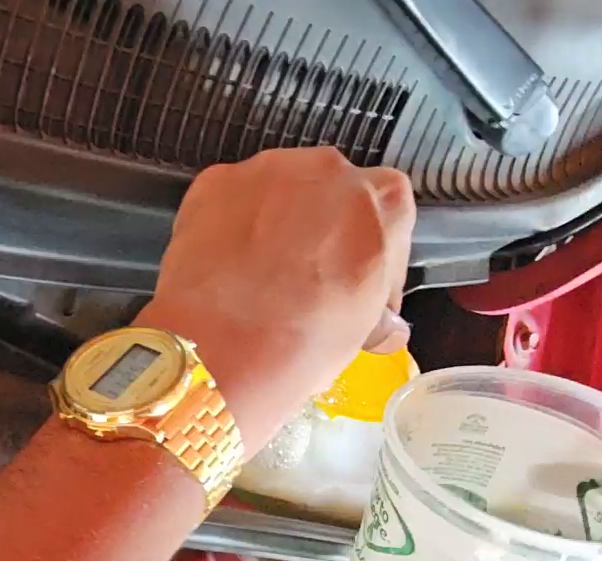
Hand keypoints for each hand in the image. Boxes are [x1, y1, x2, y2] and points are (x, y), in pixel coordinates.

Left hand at [136, 148, 415, 451]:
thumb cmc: (298, 348)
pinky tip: (221, 269)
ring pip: (277, 197)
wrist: (215, 350)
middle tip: (300, 287)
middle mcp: (331, 170)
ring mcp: (267, 171)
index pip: (388, 224)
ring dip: (272, 230)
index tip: (354, 295)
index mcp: (385, 201)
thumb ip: (376, 315)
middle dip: (319, 238)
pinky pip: (228, 203)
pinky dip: (227, 230)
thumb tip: (386, 328)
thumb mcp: (357, 337)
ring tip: (255, 281)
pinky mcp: (213, 183)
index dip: (371, 265)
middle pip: (330, 202)